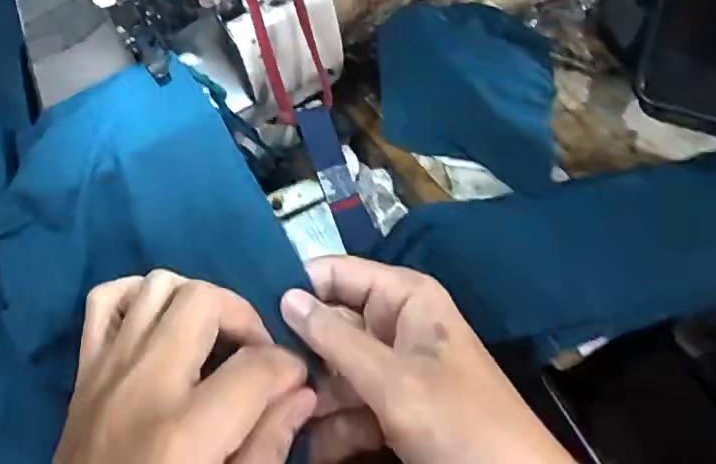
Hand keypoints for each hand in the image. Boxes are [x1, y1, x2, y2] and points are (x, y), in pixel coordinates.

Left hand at [54, 270, 317, 463]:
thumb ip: (267, 448)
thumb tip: (300, 392)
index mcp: (183, 433)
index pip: (252, 369)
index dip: (289, 368)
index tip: (298, 378)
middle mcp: (144, 383)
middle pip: (201, 301)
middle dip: (242, 315)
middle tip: (258, 351)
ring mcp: (108, 368)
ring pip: (156, 285)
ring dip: (192, 297)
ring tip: (212, 334)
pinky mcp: (84, 367)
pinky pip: (104, 298)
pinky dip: (134, 293)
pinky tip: (158, 319)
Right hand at [281, 256, 574, 463]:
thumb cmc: (463, 428)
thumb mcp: (394, 383)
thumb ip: (334, 338)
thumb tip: (284, 295)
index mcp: (402, 296)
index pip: (334, 273)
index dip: (296, 289)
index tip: (253, 312)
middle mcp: (394, 322)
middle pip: (330, 322)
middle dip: (300, 352)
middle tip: (261, 374)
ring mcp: (394, 368)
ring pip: (335, 367)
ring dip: (312, 395)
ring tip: (281, 414)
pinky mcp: (395, 409)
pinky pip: (351, 404)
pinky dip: (332, 425)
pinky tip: (309, 442)